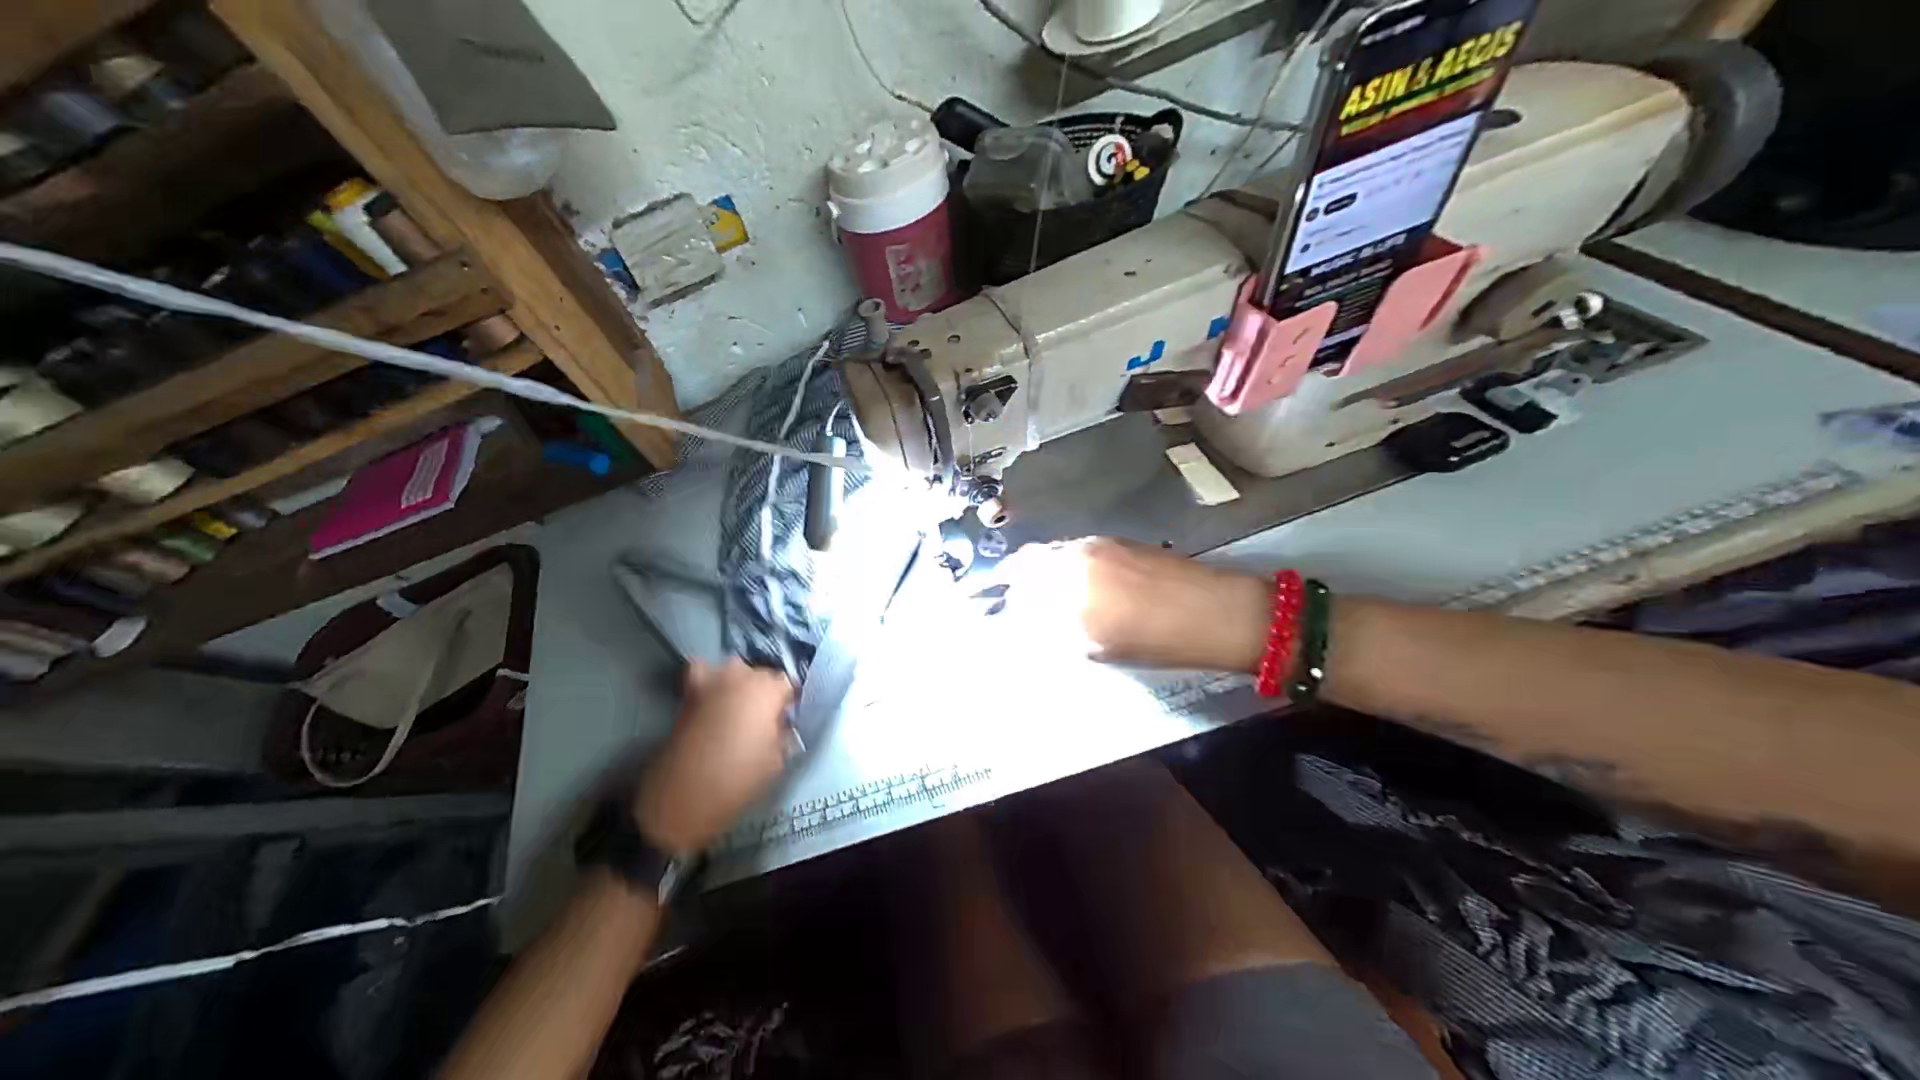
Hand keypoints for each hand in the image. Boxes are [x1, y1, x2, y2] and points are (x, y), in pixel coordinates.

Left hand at [632, 659, 794, 854]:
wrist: (682, 795)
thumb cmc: (738, 778)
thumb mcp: (777, 760)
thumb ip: (782, 733)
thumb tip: (780, 724)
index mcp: (768, 689)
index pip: (788, 684)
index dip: (789, 703)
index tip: (787, 720)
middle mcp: (742, 675)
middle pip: (762, 675)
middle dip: (766, 692)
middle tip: (764, 720)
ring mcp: (712, 679)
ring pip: (734, 671)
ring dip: (739, 684)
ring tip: (738, 709)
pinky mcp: (689, 692)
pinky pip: (704, 674)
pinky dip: (709, 680)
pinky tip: (712, 699)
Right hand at [982, 537, 1269, 671]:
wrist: (1218, 612)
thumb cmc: (1160, 641)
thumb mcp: (1099, 648)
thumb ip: (1056, 632)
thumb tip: (1028, 623)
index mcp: (1069, 589)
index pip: (1018, 591)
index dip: (1001, 601)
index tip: (988, 607)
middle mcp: (1076, 558)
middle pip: (1027, 562)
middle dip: (1010, 578)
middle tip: (1001, 594)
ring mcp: (1097, 545)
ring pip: (1049, 552)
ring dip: (1033, 567)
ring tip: (1030, 588)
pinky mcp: (1116, 540)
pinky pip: (1071, 548)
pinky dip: (1058, 561)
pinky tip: (1064, 579)